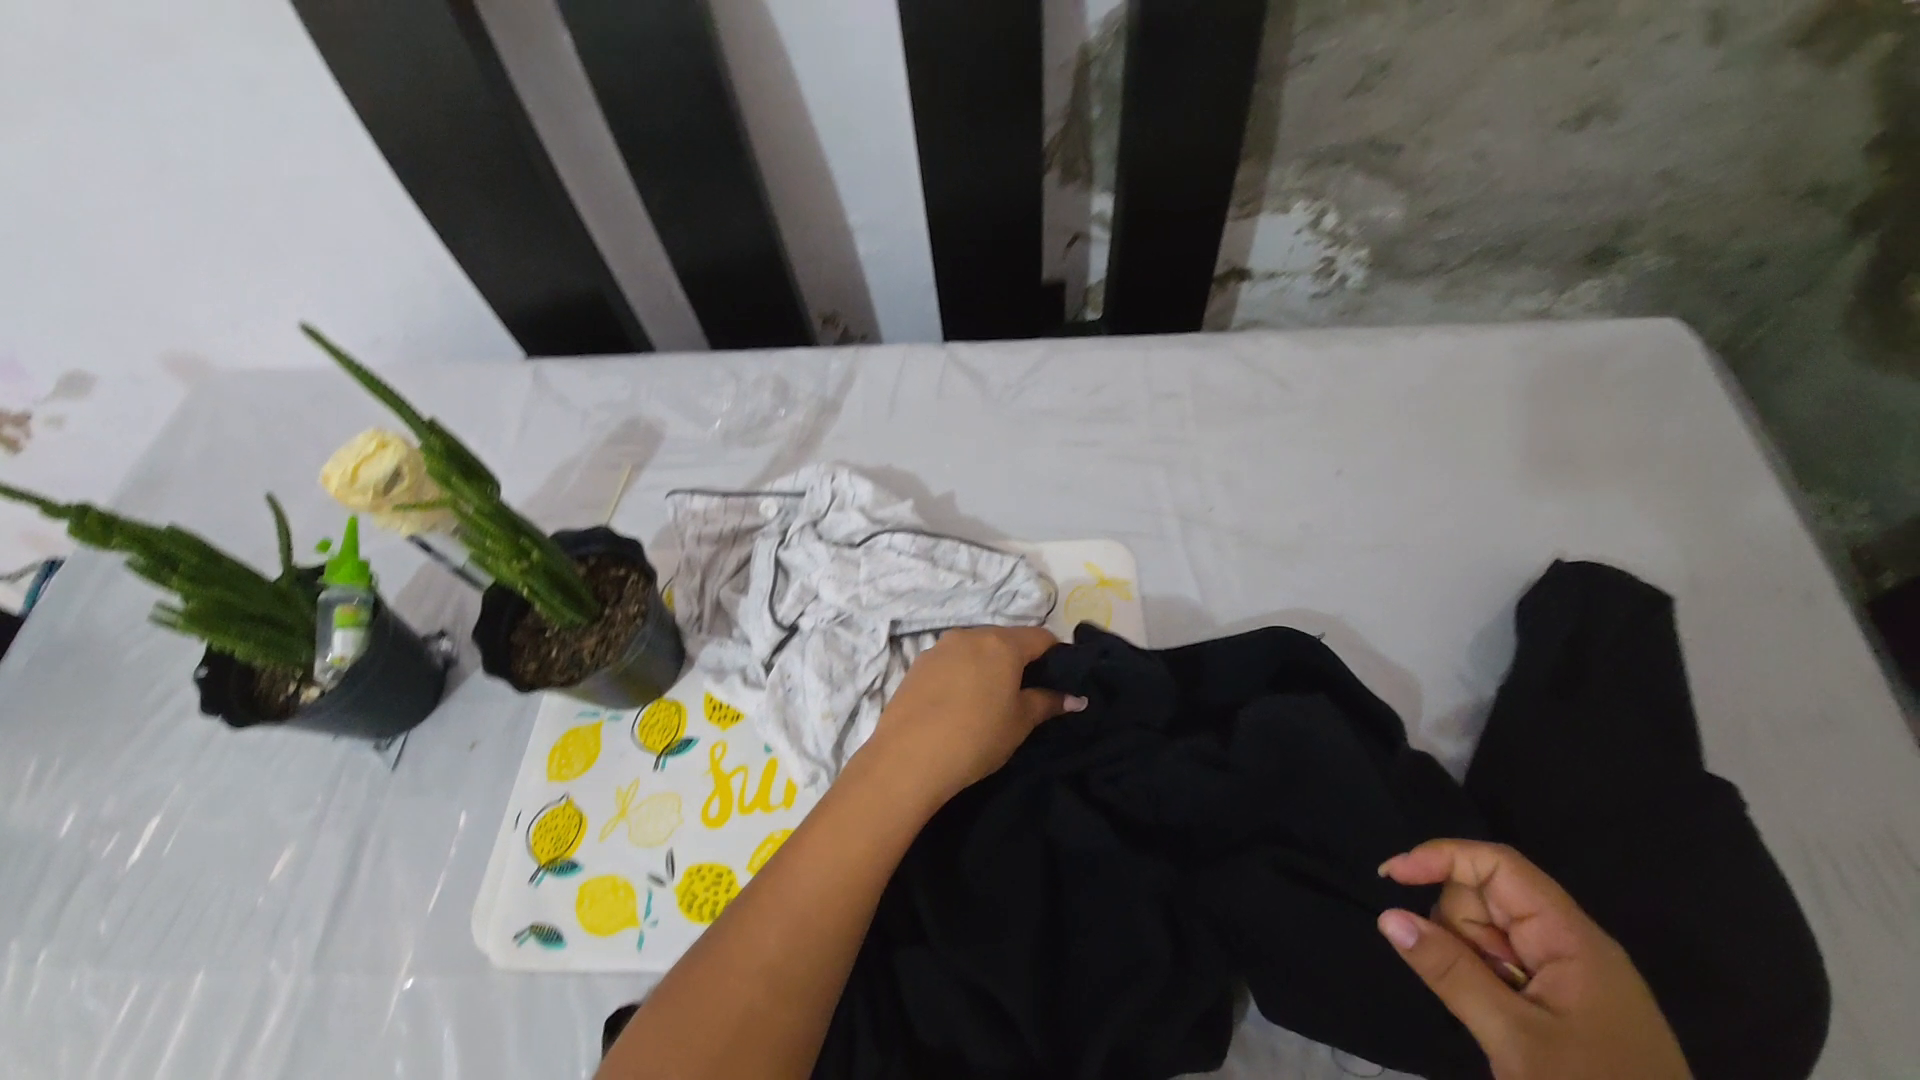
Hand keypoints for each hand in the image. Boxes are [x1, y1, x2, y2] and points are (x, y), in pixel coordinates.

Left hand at [861, 626, 1082, 803]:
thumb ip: (1048, 702)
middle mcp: (969, 635)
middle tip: (1026, 694)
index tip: (1059, 681)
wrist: (908, 759)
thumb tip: (1075, 697)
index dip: (1056, 656)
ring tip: (990, 701)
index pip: (1041, 637)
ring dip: (988, 666)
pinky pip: (951, 662)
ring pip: (975, 649)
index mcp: (1001, 643)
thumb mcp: (1020, 722)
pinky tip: (959, 704)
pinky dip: (962, 674)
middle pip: (1006, 639)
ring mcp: (939, 648)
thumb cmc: (976, 737)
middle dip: (1020, 661)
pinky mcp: (917, 665)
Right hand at [1376, 839, 1691, 1079]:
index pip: (1498, 866)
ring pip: (1490, 933)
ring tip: (1493, 1016)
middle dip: (1458, 927)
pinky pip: (1504, 966)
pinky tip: (1497, 1019)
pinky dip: (1485, 981)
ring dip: (1470, 960)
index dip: (1442, 858)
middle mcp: (1570, 943)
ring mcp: (1568, 973)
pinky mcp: (1562, 1001)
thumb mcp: (1514, 1037)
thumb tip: (1388, 916)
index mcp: (1570, 937)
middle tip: (1474, 988)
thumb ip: (1450, 972)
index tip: (1390, 878)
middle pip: (1488, 897)